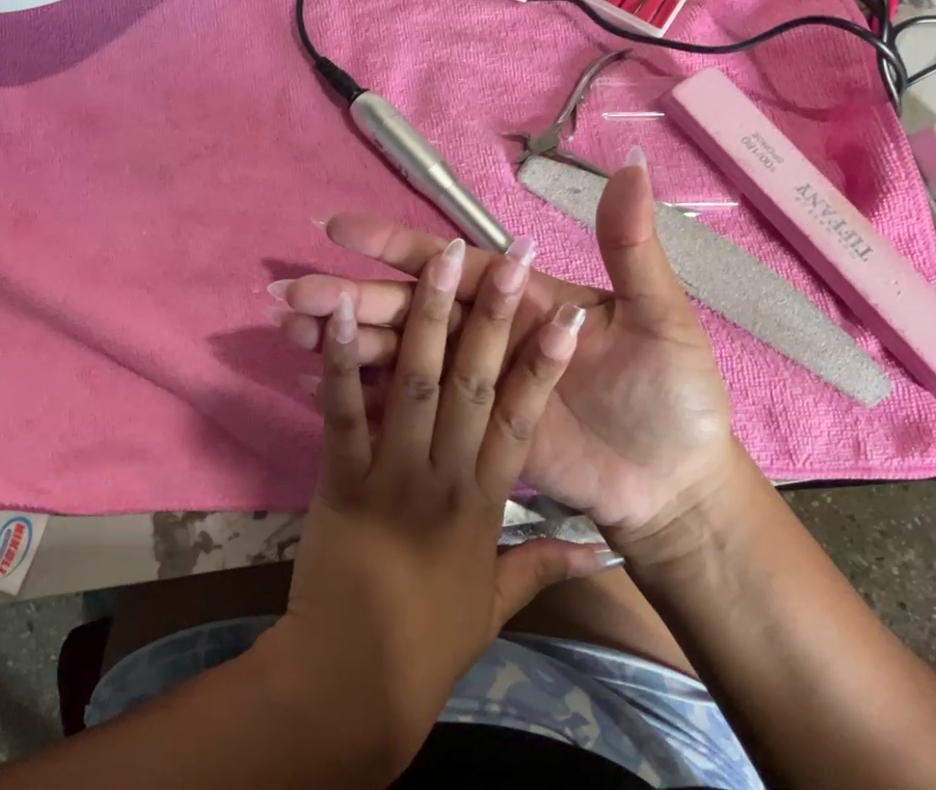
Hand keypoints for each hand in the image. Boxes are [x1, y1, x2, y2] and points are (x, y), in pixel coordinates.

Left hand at [256, 233, 608, 773]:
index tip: (572, 314)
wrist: (358, 678)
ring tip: (437, 262)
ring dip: (426, 319)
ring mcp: (392, 477)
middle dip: (493, 317)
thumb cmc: (428, 639)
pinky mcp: (340, 482)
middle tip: (507, 257)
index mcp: (486, 504)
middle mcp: (446, 479)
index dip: (546, 365)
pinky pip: (344, 413)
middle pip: (476, 385)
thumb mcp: (494, 603)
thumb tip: (594, 552)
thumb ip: (541, 566)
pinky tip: (343, 316)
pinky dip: (342, 363)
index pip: (526, 420)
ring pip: (417, 385)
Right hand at [270, 156, 741, 554]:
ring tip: (290, 333)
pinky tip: (315, 387)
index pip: (445, 264)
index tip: (336, 228)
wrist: (675, 482)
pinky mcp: (464, 435)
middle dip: (345, 298)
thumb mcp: (661, 319)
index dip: (391, 244)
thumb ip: (632, 250)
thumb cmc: (671, 394)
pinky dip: (360, 398)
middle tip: (289, 294)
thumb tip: (633, 168)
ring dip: (341, 343)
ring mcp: (468, 386)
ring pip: (393, 357)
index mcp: (517, 300)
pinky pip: (405, 413)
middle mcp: (481, 336)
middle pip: (403, 310)